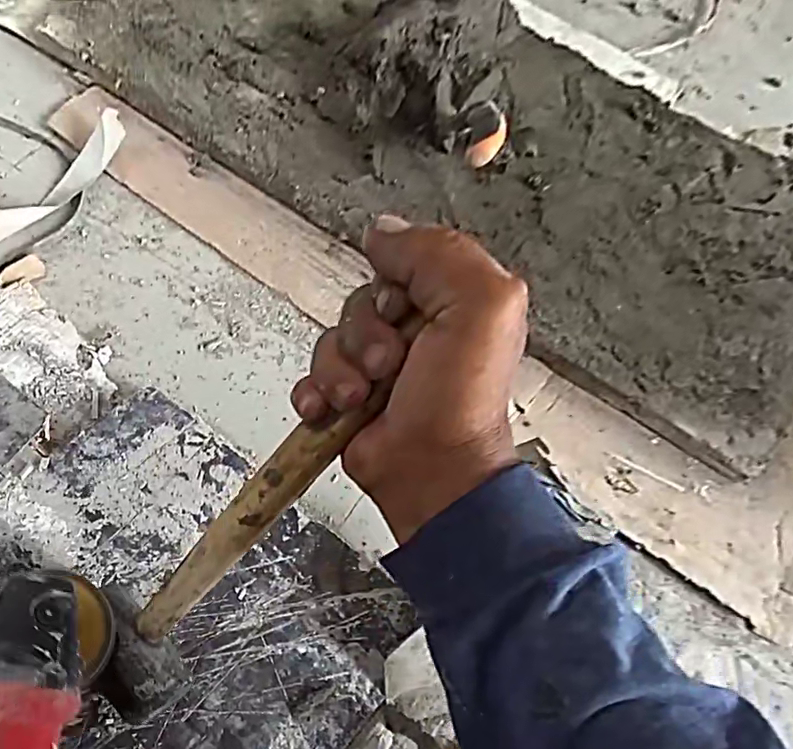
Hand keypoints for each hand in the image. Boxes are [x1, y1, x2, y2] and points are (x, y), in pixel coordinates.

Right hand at [291, 216, 526, 542]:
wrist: (429, 471)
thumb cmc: (461, 403)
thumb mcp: (480, 304)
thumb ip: (438, 253)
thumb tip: (384, 233)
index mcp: (448, 304)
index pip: (397, 266)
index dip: (390, 287)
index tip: (404, 314)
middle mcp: (412, 333)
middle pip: (359, 303)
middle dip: (365, 336)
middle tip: (389, 365)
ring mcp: (376, 369)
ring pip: (331, 340)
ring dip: (340, 370)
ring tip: (362, 398)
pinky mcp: (346, 401)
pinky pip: (312, 378)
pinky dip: (315, 393)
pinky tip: (331, 410)